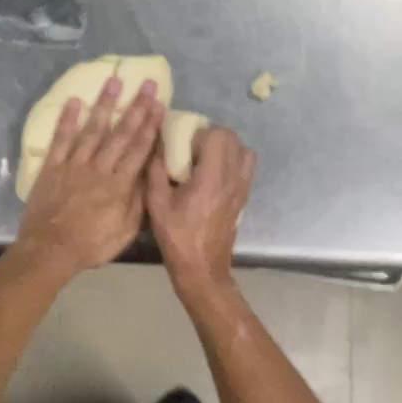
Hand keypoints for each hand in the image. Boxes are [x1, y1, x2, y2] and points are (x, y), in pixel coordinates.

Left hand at [15, 77, 163, 276]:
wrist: (49, 250)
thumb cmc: (91, 245)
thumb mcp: (126, 231)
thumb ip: (138, 202)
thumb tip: (149, 175)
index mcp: (120, 184)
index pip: (139, 148)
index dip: (151, 124)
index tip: (159, 103)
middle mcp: (99, 168)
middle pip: (120, 133)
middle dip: (136, 107)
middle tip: (146, 84)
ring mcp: (74, 165)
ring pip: (92, 130)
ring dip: (104, 105)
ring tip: (113, 81)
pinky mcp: (52, 168)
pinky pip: (61, 140)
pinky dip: (67, 120)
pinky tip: (74, 101)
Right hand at [145, 124, 254, 292]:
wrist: (202, 268)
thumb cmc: (177, 237)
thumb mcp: (156, 205)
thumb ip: (156, 172)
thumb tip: (155, 146)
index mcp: (211, 177)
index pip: (218, 135)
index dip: (200, 135)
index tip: (184, 148)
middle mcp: (232, 178)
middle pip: (233, 138)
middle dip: (212, 137)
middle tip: (193, 152)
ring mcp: (242, 188)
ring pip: (244, 151)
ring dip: (226, 149)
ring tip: (206, 162)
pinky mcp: (244, 198)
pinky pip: (246, 168)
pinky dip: (233, 163)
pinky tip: (214, 177)